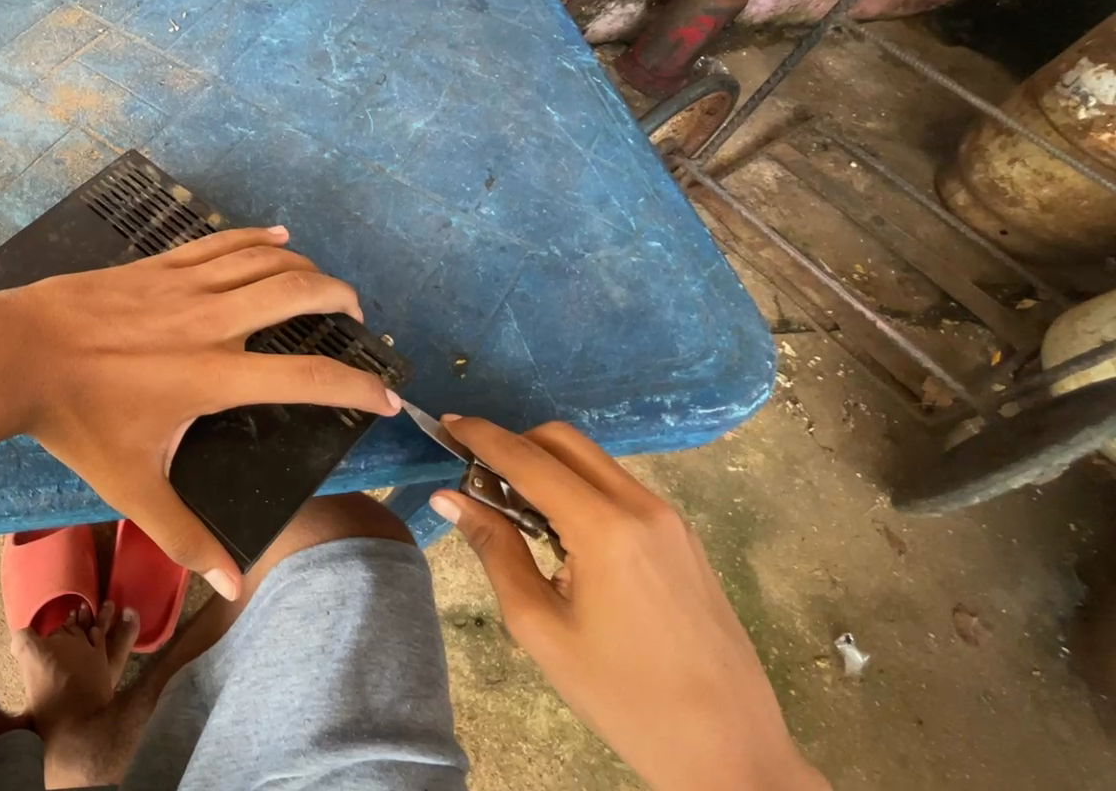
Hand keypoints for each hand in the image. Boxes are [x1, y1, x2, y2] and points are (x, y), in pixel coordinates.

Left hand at [0, 226, 398, 600]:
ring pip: (265, 259)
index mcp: (216, 375)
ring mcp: (186, 284)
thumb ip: (184, 534)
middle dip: (340, 298)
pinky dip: (257, 236)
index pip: (307, 377)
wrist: (17, 353)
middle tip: (355, 316)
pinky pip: (222, 241)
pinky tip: (277, 236)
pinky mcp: (159, 264)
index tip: (385, 394)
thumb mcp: (132, 485)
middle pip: (298, 292)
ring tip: (323, 283)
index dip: (357, 386)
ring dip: (305, 266)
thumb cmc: (77, 420)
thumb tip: (230, 583)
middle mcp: (213, 320)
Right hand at [429, 418, 826, 790]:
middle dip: (513, 443)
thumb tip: (448, 497)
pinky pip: (616, 487)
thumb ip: (493, 549)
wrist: (731, 752)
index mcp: (604, 528)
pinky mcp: (683, 537)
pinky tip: (559, 532)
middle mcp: (642, 506)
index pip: (527, 458)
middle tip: (476, 474)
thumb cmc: (622, 696)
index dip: (481, 436)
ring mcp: (670, 519)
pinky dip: (576, 486)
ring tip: (512, 508)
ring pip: (591, 460)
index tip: (446, 425)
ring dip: (545, 465)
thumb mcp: (539, 626)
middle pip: (562, 441)